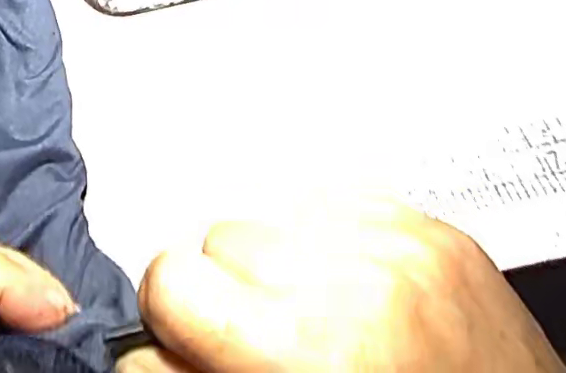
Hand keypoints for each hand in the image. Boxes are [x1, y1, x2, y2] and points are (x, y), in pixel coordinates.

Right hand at [122, 203, 564, 372]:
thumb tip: (146, 352)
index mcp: (322, 357)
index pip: (170, 288)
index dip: (167, 330)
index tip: (181, 348)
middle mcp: (359, 285)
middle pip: (211, 246)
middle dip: (221, 301)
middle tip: (264, 347)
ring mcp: (395, 244)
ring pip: (259, 221)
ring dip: (271, 271)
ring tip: (317, 324)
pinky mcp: (420, 223)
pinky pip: (317, 207)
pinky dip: (318, 250)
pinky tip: (351, 299)